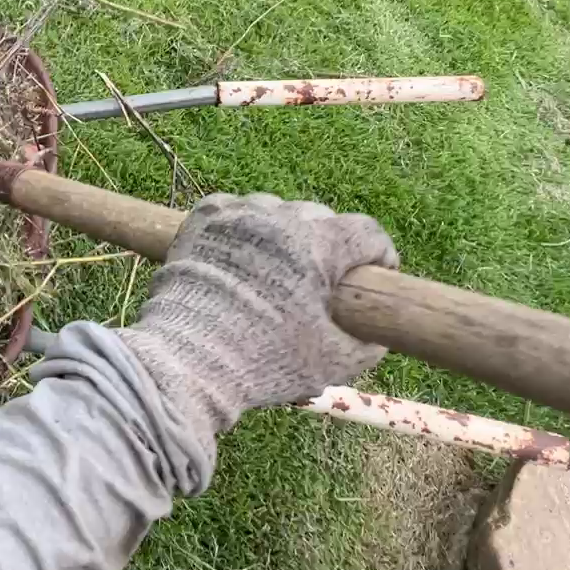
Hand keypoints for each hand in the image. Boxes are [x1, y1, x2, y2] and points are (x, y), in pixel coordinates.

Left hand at [116, 193, 397, 439]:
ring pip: (274, 210)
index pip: (366, 231)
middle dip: (329, 245)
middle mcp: (278, 218)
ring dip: (282, 232)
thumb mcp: (337, 360)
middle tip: (320, 279)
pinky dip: (240, 225)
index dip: (378, 255)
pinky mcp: (201, 219)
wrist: (191, 353)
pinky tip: (239, 252)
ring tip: (276, 267)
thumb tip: (374, 331)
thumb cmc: (267, 358)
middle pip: (319, 218)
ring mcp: (236, 214)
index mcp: (319, 243)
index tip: (373, 275)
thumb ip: (368, 340)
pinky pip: (232, 210)